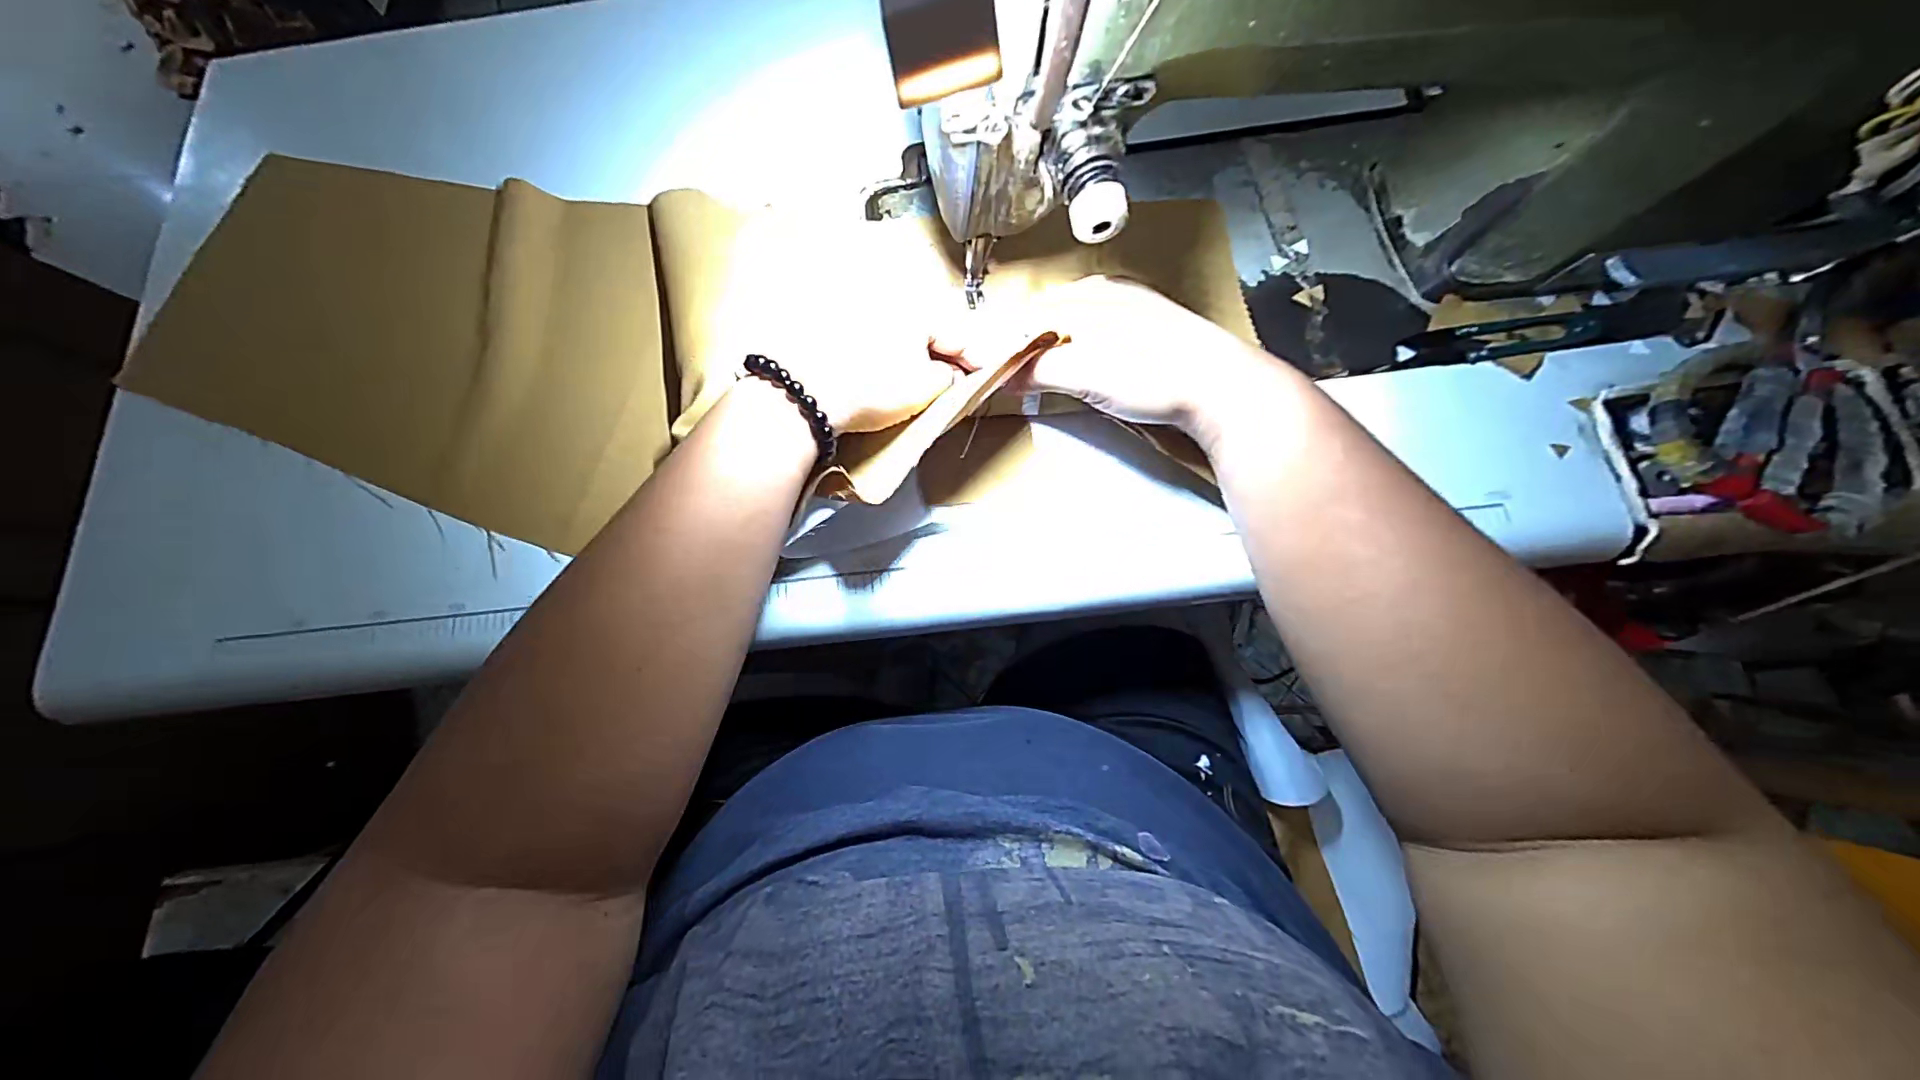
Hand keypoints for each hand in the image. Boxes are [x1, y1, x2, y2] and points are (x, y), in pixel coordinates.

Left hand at [745, 302, 967, 433]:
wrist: (800, 392)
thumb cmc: (863, 389)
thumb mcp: (921, 390)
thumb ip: (947, 378)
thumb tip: (949, 372)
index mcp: (916, 306)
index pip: (956, 333)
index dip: (972, 358)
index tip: (978, 370)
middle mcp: (884, 293)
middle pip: (922, 324)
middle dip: (933, 348)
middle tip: (939, 377)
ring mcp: (850, 301)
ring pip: (890, 325)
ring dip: (899, 346)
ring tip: (894, 377)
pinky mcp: (821, 313)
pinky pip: (858, 330)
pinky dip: (867, 346)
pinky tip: (863, 370)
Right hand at [932, 276, 1279, 437]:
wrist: (1224, 390)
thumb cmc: (1159, 375)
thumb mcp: (1088, 373)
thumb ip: (1038, 368)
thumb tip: (996, 371)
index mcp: (1090, 297)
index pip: (1024, 315)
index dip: (992, 337)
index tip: (964, 354)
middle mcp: (1106, 297)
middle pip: (1040, 317)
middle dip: (1008, 339)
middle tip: (979, 361)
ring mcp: (1127, 313)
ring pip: (1063, 326)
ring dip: (1034, 344)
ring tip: (1011, 364)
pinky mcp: (1143, 335)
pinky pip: (1086, 335)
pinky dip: (1062, 349)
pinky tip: (1063, 362)